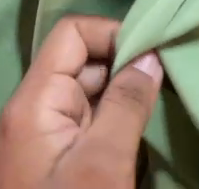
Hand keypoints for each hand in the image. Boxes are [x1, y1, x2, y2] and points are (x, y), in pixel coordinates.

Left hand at [0, 15, 163, 188]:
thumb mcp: (102, 161)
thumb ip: (127, 102)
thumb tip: (151, 54)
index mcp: (34, 101)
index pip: (74, 34)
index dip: (113, 36)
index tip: (150, 58)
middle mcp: (37, 111)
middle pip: (86, 61)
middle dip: (126, 68)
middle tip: (163, 84)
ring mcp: (47, 139)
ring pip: (93, 94)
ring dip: (126, 98)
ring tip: (157, 110)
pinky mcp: (60, 165)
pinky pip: (93, 124)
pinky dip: (119, 124)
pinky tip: (143, 137)